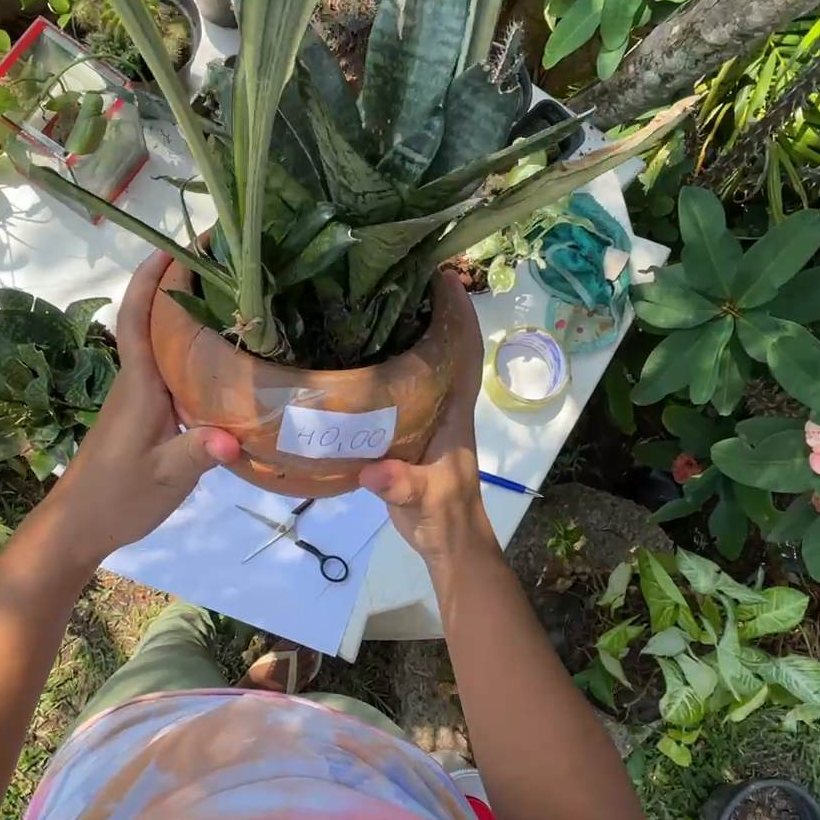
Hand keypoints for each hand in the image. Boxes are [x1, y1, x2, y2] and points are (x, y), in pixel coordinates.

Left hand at [41, 252, 239, 566]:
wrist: (80, 525)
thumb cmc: (117, 496)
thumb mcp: (165, 477)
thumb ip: (198, 454)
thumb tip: (235, 438)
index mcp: (139, 387)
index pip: (138, 320)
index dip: (151, 281)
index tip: (174, 248)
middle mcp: (138, 383)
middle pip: (153, 322)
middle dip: (178, 287)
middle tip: (221, 267)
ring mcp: (140, 399)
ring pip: (162, 346)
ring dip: (185, 318)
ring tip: (230, 302)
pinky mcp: (146, 415)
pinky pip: (169, 370)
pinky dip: (190, 352)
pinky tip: (221, 361)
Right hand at [356, 273, 492, 569]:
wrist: (448, 543)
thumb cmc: (443, 517)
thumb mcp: (422, 500)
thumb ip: (401, 485)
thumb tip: (373, 470)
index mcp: (453, 412)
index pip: (464, 352)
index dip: (459, 314)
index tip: (444, 276)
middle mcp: (442, 406)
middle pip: (442, 348)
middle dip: (427, 311)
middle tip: (393, 277)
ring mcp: (426, 418)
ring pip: (421, 366)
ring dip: (406, 335)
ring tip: (370, 303)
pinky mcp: (408, 433)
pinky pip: (399, 390)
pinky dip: (384, 369)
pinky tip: (355, 359)